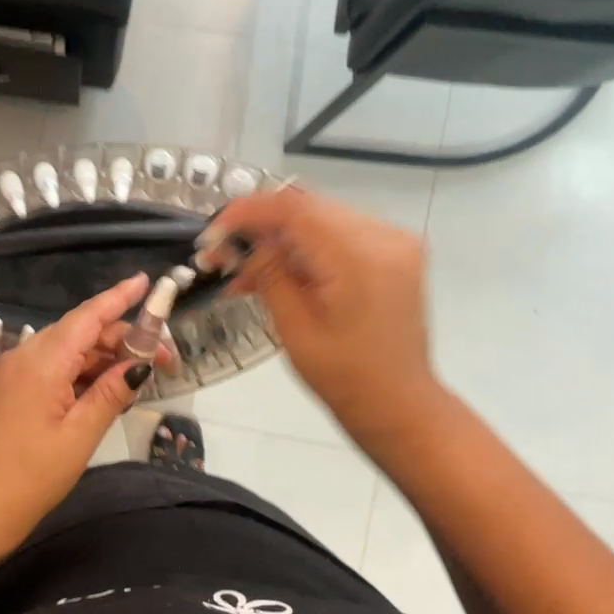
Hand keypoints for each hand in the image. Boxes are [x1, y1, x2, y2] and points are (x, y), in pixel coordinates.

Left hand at [0, 273, 158, 530]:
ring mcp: (10, 372)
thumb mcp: (81, 434)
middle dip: (121, 340)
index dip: (119, 298)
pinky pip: (49, 368)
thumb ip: (111, 393)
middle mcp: (22, 356)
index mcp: (41, 361)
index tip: (148, 282)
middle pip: (79, 333)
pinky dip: (78, 373)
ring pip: (65, 351)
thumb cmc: (32, 475)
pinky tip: (103, 389)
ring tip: (139, 378)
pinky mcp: (7, 390)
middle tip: (165, 360)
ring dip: (101, 359)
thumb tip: (140, 364)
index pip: (87, 317)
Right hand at [208, 188, 441, 432]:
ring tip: (243, 273)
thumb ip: (271, 274)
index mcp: (361, 258)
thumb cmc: (344, 377)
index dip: (249, 211)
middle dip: (260, 226)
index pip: (296, 210)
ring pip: (320, 219)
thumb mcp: (295, 329)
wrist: (399, 404)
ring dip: (279, 239)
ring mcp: (394, 242)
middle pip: (308, 209)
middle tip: (221, 254)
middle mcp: (385, 237)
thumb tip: (245, 242)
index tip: (214, 230)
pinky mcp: (393, 253)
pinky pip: (338, 234)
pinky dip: (304, 248)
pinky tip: (277, 274)